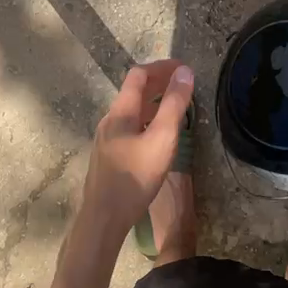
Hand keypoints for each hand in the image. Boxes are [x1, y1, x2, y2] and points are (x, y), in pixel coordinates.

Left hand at [79, 60, 193, 235]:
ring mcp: (106, 139)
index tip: (184, 70)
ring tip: (175, 110)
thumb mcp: (162, 139)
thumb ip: (174, 104)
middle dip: (159, 83)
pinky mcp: (107, 157)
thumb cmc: (135, 177)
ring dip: (153, 103)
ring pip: (131, 111)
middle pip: (134, 91)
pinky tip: (156, 138)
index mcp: (121, 111)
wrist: (103, 220)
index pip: (139, 74)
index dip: (162, 67)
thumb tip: (185, 72)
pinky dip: (146, 120)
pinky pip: (129, 127)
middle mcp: (110, 120)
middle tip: (183, 86)